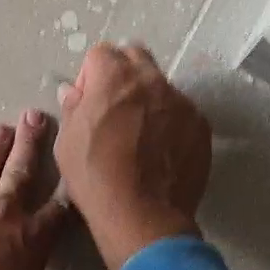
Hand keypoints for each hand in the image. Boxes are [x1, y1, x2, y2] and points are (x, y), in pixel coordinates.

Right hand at [54, 41, 211, 269]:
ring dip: (149, 100)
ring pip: (162, 87)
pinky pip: (182, 114)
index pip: (101, 53)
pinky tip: (160, 153)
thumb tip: (74, 92)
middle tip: (114, 108)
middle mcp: (152, 80)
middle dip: (123, 75)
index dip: (90, 76)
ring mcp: (182, 102)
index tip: (87, 103)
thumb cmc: (95, 178)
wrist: (143, 216)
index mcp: (114, 77)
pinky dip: (170, 124)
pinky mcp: (201, 126)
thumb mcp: (67, 143)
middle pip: (136, 57)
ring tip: (140, 136)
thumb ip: (73, 108)